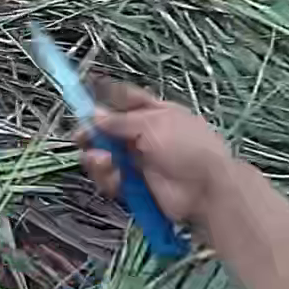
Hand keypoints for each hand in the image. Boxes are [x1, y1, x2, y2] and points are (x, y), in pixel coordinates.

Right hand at [76, 84, 244, 226]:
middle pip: (107, 132)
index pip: (125, 101)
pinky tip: (116, 177)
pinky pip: (110, 180)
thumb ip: (119, 120)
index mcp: (154, 114)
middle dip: (92, 134)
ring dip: (98, 159)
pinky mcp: (134, 186)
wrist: (206, 189)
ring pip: (104, 157)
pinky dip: (109, 179)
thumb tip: (93, 114)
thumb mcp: (152, 123)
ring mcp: (138, 162)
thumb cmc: (185, 146)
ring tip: (103, 161)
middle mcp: (144, 136)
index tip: (83, 101)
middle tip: (81, 138)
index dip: (105, 99)